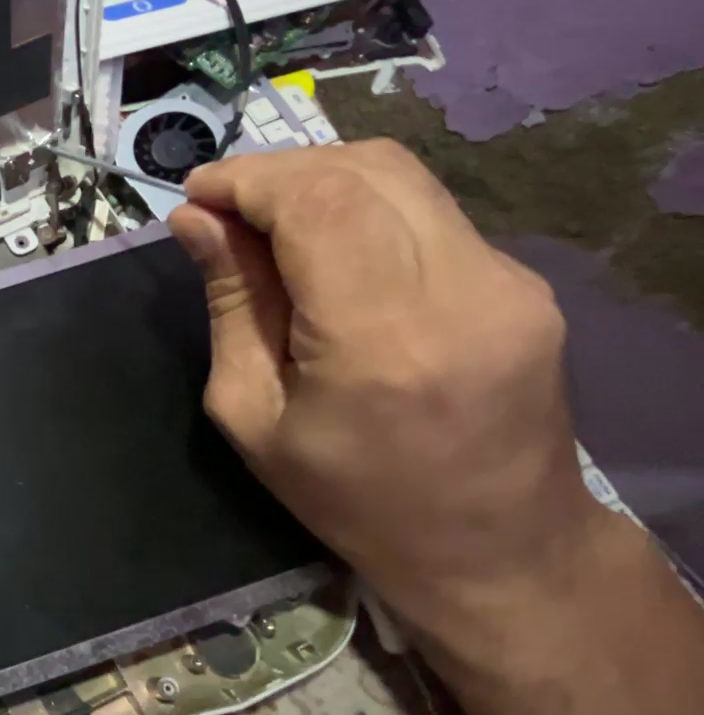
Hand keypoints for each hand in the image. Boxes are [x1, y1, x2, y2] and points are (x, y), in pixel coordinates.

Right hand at [167, 140, 607, 637]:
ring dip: (317, 180)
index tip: (194, 193)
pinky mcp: (520, 281)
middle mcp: (461, 291)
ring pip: (401, 177)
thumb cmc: (347, 495)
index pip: (319, 202)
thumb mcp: (251, 411)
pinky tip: (320, 247)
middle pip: (364, 170)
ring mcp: (507, 280)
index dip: (248, 178)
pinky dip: (357, 207)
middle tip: (219, 206)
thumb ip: (231, 303)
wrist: (491, 544)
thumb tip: (195, 221)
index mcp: (381, 340)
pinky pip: (426, 211)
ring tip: (261, 220)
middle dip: (276, 171)